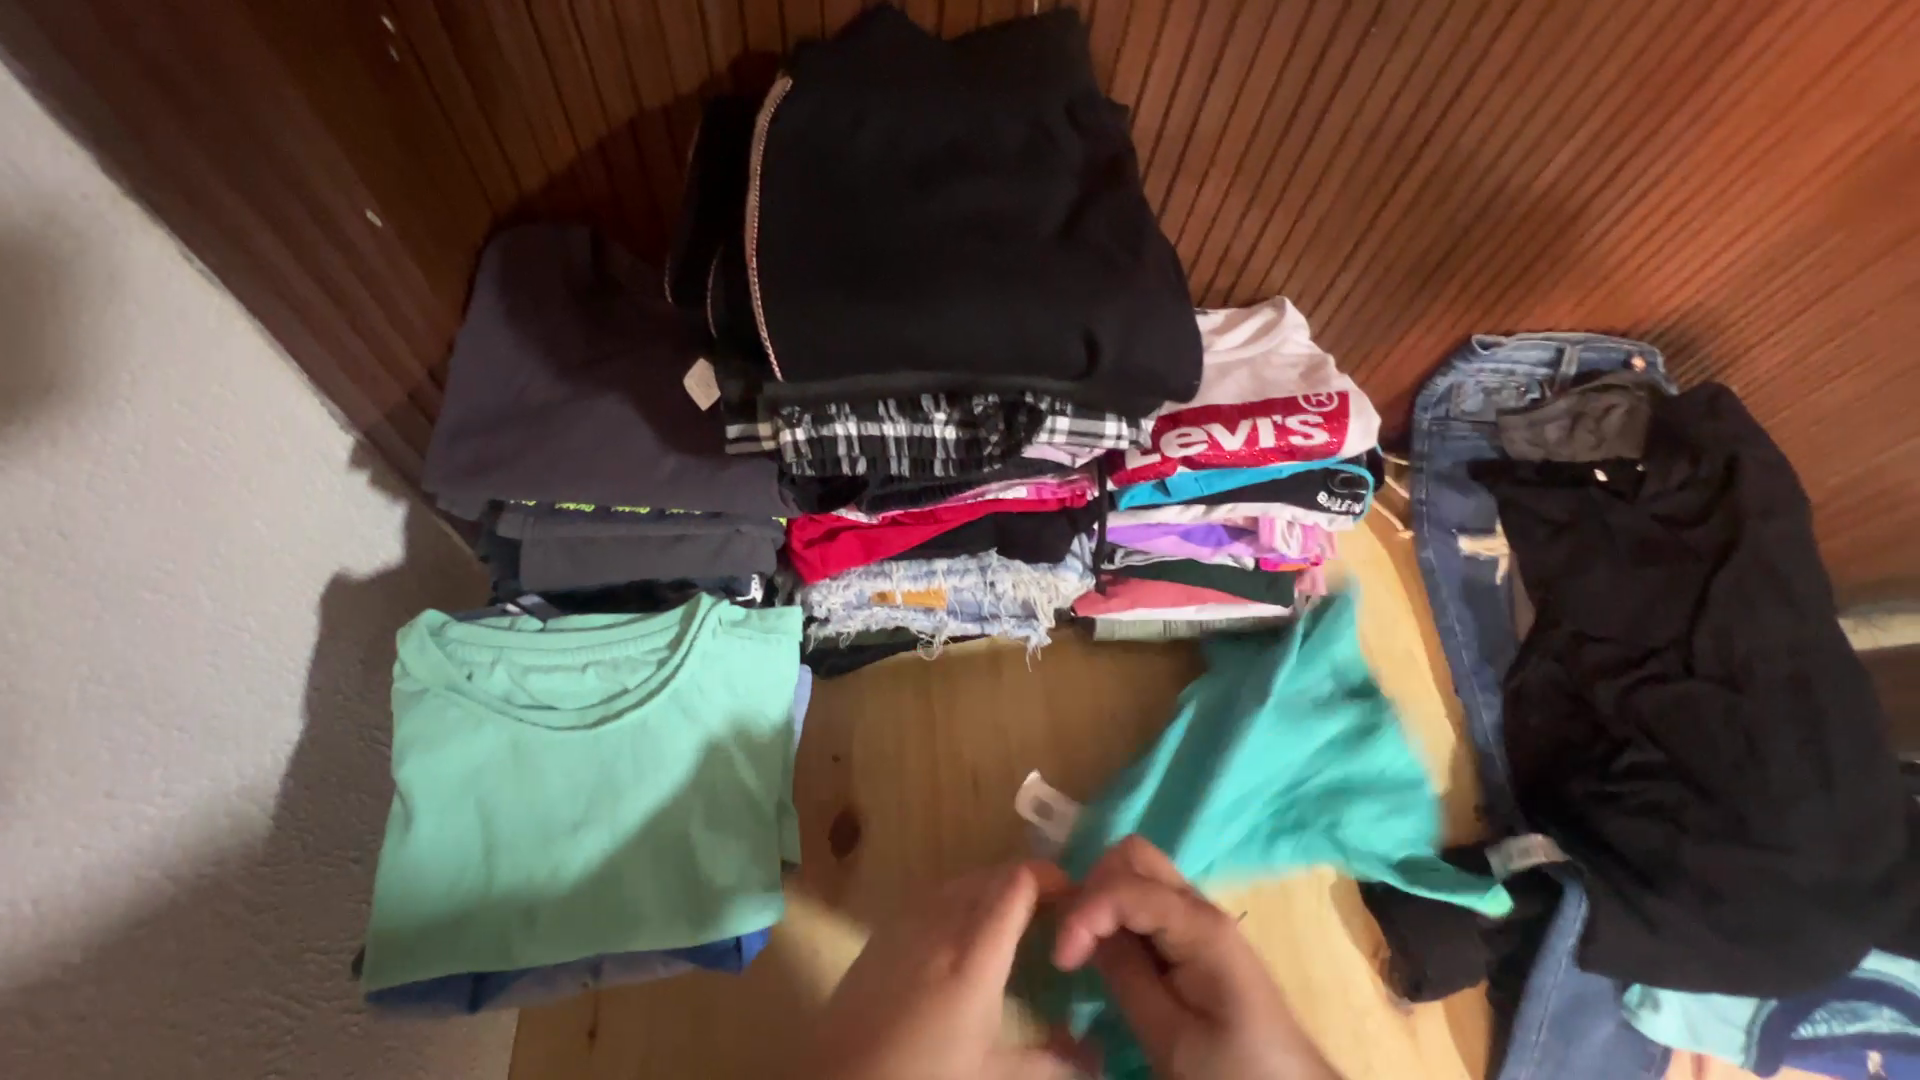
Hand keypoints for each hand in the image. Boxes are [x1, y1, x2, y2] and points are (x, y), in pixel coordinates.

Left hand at [808, 859, 1094, 1079]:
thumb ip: (1048, 1061)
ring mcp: (908, 923)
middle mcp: (943, 925)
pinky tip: (963, 929)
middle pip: (992, 876)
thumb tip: (1097, 1056)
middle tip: (1051, 911)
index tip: (1073, 895)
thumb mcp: (991, 1077)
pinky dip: (960, 898)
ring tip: (1012, 918)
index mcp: (975, 956)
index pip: (1017, 885)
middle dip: (1027, 883)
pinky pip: (933, 896)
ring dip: (993, 888)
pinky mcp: (884, 932)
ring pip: (961, 882)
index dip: (1049, 877)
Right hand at [1052, 836, 1338, 1079]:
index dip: (1083, 913)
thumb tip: (1088, 933)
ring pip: (1138, 872)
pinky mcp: (1194, 936)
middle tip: (1073, 940)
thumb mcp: (1171, 1039)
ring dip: (1103, 896)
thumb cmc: (1232, 1072)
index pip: (1126, 887)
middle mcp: (1200, 907)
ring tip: (1084, 945)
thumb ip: (1126, 976)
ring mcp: (1199, 918)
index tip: (1061, 961)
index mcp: (1200, 927)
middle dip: (1093, 887)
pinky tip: (1107, 947)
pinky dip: (1117, 910)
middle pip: (1134, 857)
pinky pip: (1147, 900)